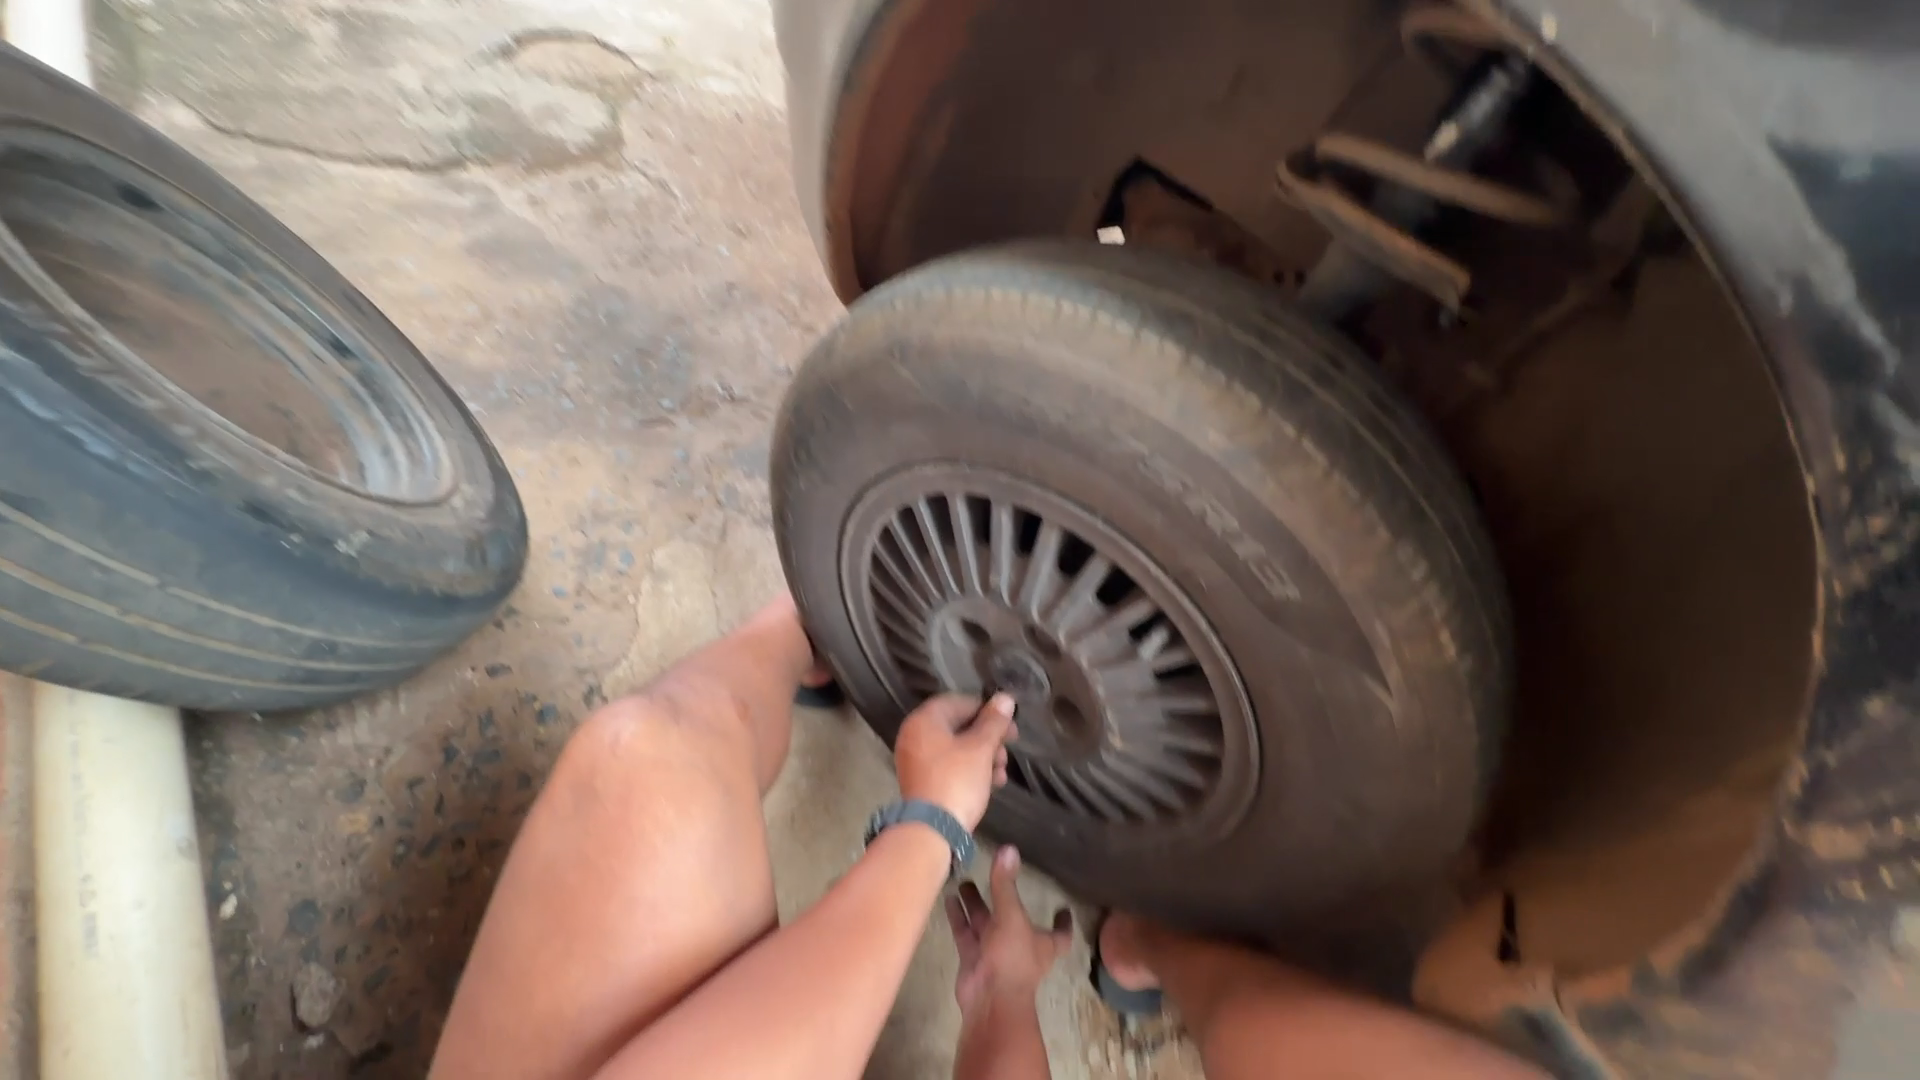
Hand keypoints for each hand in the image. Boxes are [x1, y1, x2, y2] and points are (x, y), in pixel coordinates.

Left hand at [894, 693, 1015, 829]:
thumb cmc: (956, 781)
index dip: (987, 710)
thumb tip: (1005, 698)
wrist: (932, 831)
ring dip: (984, 756)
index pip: (958, 702)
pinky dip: (971, 770)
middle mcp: (915, 737)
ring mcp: (917, 761)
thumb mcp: (980, 748)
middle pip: (958, 726)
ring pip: (957, 749)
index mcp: (923, 721)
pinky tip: (993, 782)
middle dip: (988, 737)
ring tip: (1002, 770)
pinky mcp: (923, 783)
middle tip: (1009, 747)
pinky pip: (950, 767)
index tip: (1009, 723)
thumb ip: (994, 722)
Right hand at [945, 846, 1072, 1012]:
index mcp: (1042, 944)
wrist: (988, 1000)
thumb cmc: (1012, 959)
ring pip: (986, 924)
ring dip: (976, 905)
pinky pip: (966, 934)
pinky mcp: (974, 960)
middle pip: (1012, 919)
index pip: (1060, 934)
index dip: (1062, 923)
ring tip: (963, 881)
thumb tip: (1009, 849)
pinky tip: (948, 898)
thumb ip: (1006, 885)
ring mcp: (996, 955)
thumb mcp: (1011, 916)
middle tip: (991, 874)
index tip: (1063, 908)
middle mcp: (1020, 947)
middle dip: (1002, 898)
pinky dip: (959, 917)